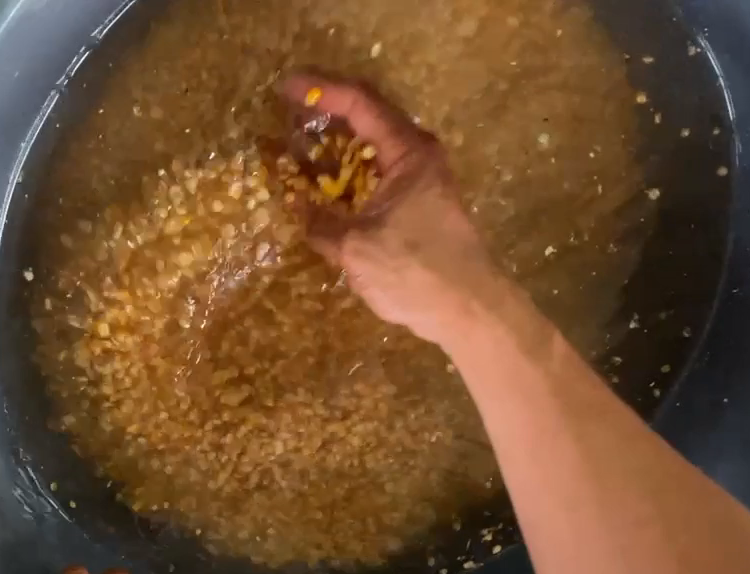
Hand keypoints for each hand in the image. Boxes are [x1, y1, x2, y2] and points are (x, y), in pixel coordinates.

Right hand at [278, 72, 524, 348]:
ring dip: (337, 153)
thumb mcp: (355, 247)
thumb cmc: (413, 270)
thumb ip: (321, 223)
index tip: (285, 89)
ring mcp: (422, 183)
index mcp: (408, 152)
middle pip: (368, 122)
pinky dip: (350, 180)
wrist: (463, 307)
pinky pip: (377, 180)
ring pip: (372, 154)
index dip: (320, 92)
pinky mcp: (420, 208)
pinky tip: (327, 193)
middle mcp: (419, 157)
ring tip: (301, 156)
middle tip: (289, 119)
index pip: (360, 104)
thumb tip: (296, 208)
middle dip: (327, 119)